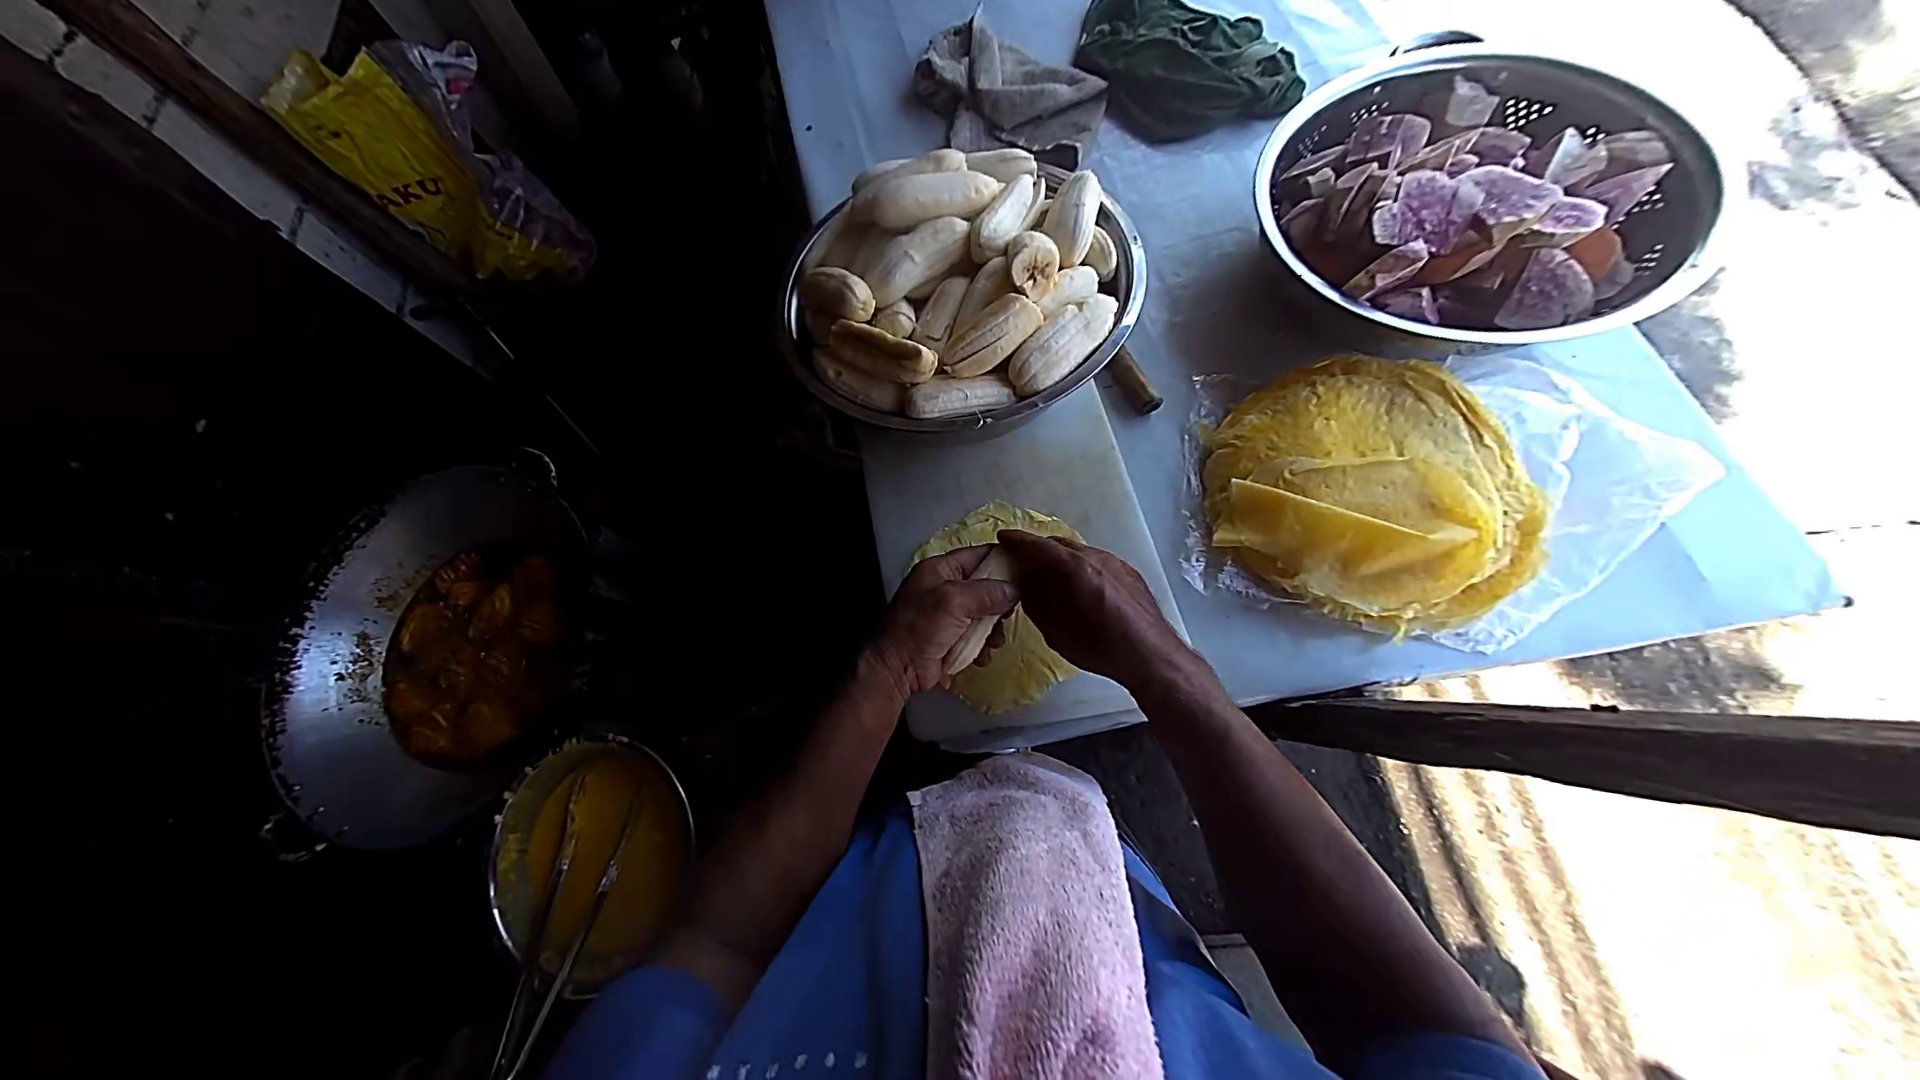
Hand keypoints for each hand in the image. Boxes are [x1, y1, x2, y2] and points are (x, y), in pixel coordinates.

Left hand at [871, 546, 1019, 697]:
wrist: (897, 668)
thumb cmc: (920, 627)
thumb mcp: (954, 601)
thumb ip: (987, 592)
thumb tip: (1015, 590)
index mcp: (942, 569)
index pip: (980, 555)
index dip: (1003, 560)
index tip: (1027, 572)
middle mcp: (947, 587)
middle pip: (987, 586)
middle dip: (1000, 602)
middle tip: (1008, 614)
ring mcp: (949, 614)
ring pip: (986, 613)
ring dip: (993, 629)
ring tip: (993, 641)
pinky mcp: (953, 637)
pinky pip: (978, 635)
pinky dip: (983, 645)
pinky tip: (982, 655)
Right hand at [995, 530, 1209, 699]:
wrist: (1151, 655)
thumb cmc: (1100, 647)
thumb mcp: (1056, 630)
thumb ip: (1037, 601)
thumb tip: (1025, 582)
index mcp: (1075, 568)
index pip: (1037, 546)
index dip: (1017, 541)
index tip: (1003, 539)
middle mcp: (1095, 557)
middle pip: (1058, 544)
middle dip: (1038, 550)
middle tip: (1022, 563)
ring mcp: (1114, 562)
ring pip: (1079, 552)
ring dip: (1060, 559)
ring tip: (1049, 578)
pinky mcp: (1128, 571)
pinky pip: (1096, 561)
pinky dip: (1080, 567)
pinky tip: (1078, 588)